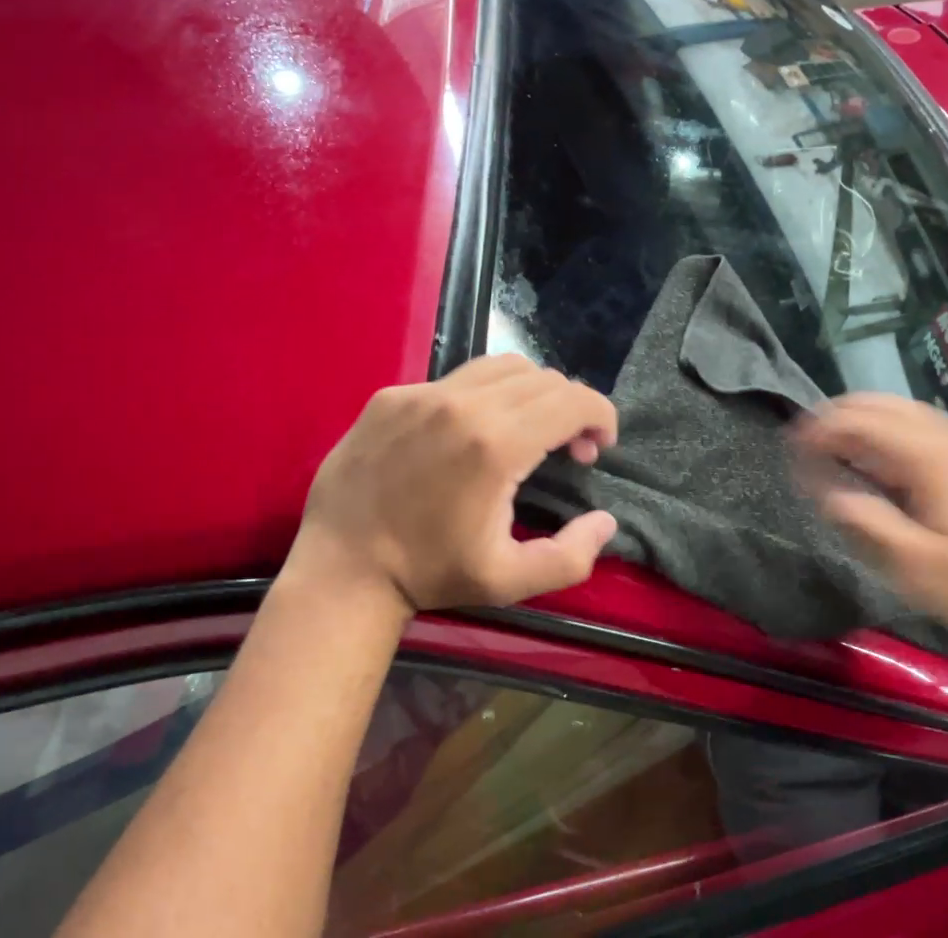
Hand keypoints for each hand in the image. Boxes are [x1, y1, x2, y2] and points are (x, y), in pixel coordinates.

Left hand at [286, 355, 618, 616]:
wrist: (341, 572)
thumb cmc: (431, 575)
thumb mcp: (512, 580)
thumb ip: (573, 555)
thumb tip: (606, 520)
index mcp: (497, 446)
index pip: (575, 401)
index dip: (602, 417)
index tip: (600, 447)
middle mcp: (463, 406)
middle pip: (546, 379)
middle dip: (573, 408)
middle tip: (569, 449)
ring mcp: (422, 395)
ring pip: (504, 367)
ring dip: (533, 393)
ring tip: (528, 430)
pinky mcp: (392, 396)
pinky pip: (458, 378)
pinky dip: (486, 396)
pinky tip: (473, 433)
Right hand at [795, 393, 947, 633]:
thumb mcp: (914, 565)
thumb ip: (868, 524)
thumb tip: (827, 493)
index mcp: (926, 459)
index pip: (862, 425)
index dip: (821, 431)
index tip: (791, 446)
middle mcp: (942, 439)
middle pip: (881, 405)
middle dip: (838, 414)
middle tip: (804, 436)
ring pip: (901, 408)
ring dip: (863, 414)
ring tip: (831, 434)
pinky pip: (919, 421)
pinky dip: (888, 422)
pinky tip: (877, 445)